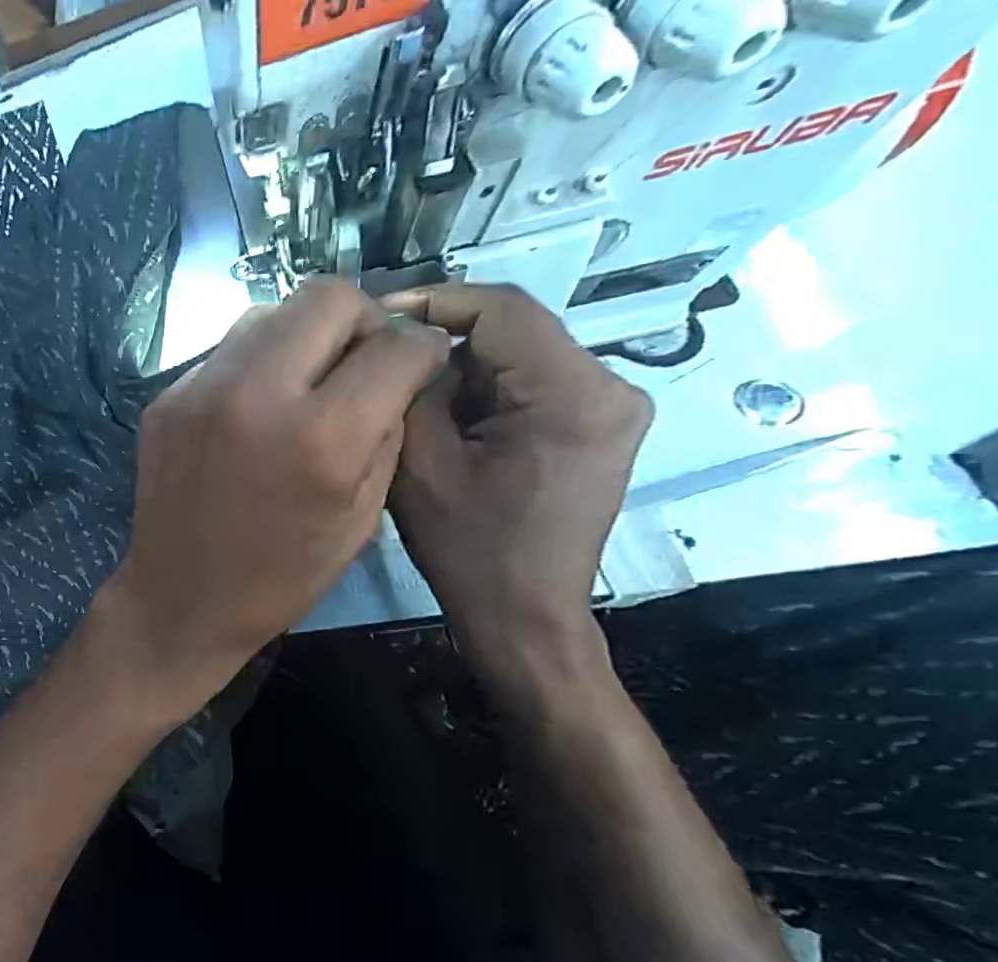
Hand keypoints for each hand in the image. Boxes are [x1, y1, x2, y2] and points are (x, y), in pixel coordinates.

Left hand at [102, 279, 450, 710]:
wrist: (182, 601)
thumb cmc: (283, 577)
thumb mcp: (362, 518)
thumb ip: (388, 433)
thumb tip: (399, 375)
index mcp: (322, 438)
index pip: (395, 347)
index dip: (424, 347)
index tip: (424, 359)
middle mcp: (260, 392)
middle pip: (330, 295)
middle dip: (366, 318)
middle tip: (367, 356)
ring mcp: (203, 386)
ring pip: (274, 310)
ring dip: (308, 333)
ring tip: (312, 378)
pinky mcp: (169, 393)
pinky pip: (230, 347)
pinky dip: (261, 361)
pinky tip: (263, 403)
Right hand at [386, 284, 652, 659]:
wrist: (526, 622)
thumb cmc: (471, 554)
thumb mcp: (422, 465)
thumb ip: (413, 386)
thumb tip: (406, 340)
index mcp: (574, 394)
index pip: (502, 308)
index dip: (435, 302)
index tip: (380, 315)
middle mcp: (613, 388)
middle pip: (518, 331)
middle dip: (450, 345)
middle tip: (393, 365)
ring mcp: (617, 409)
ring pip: (527, 357)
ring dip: (471, 372)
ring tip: (421, 401)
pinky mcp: (606, 429)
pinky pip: (541, 385)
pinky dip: (495, 394)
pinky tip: (461, 424)